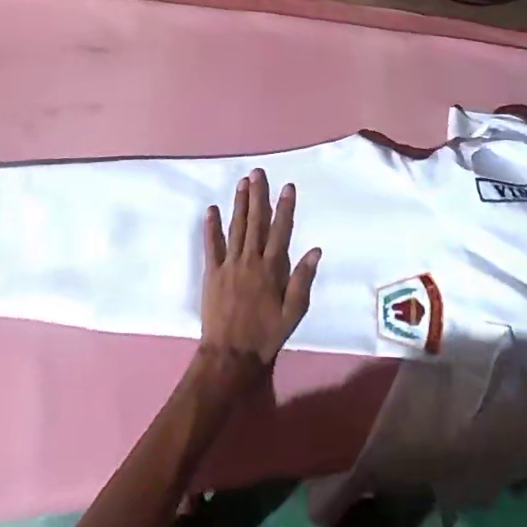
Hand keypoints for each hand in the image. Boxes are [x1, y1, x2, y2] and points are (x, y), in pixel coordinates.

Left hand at [200, 169, 320, 364]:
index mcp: (271, 269)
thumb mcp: (293, 312)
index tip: (287, 187)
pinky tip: (212, 209)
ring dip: (239, 204)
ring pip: (235, 227)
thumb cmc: (267, 334)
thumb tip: (315, 250)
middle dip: (258, 195)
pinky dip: (211, 226)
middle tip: (258, 172)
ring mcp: (229, 264)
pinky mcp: (212, 272)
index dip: (285, 207)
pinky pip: (211, 245)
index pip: (280, 231)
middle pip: (255, 222)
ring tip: (242, 182)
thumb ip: (302, 280)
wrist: (231, 353)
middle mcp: (250, 260)